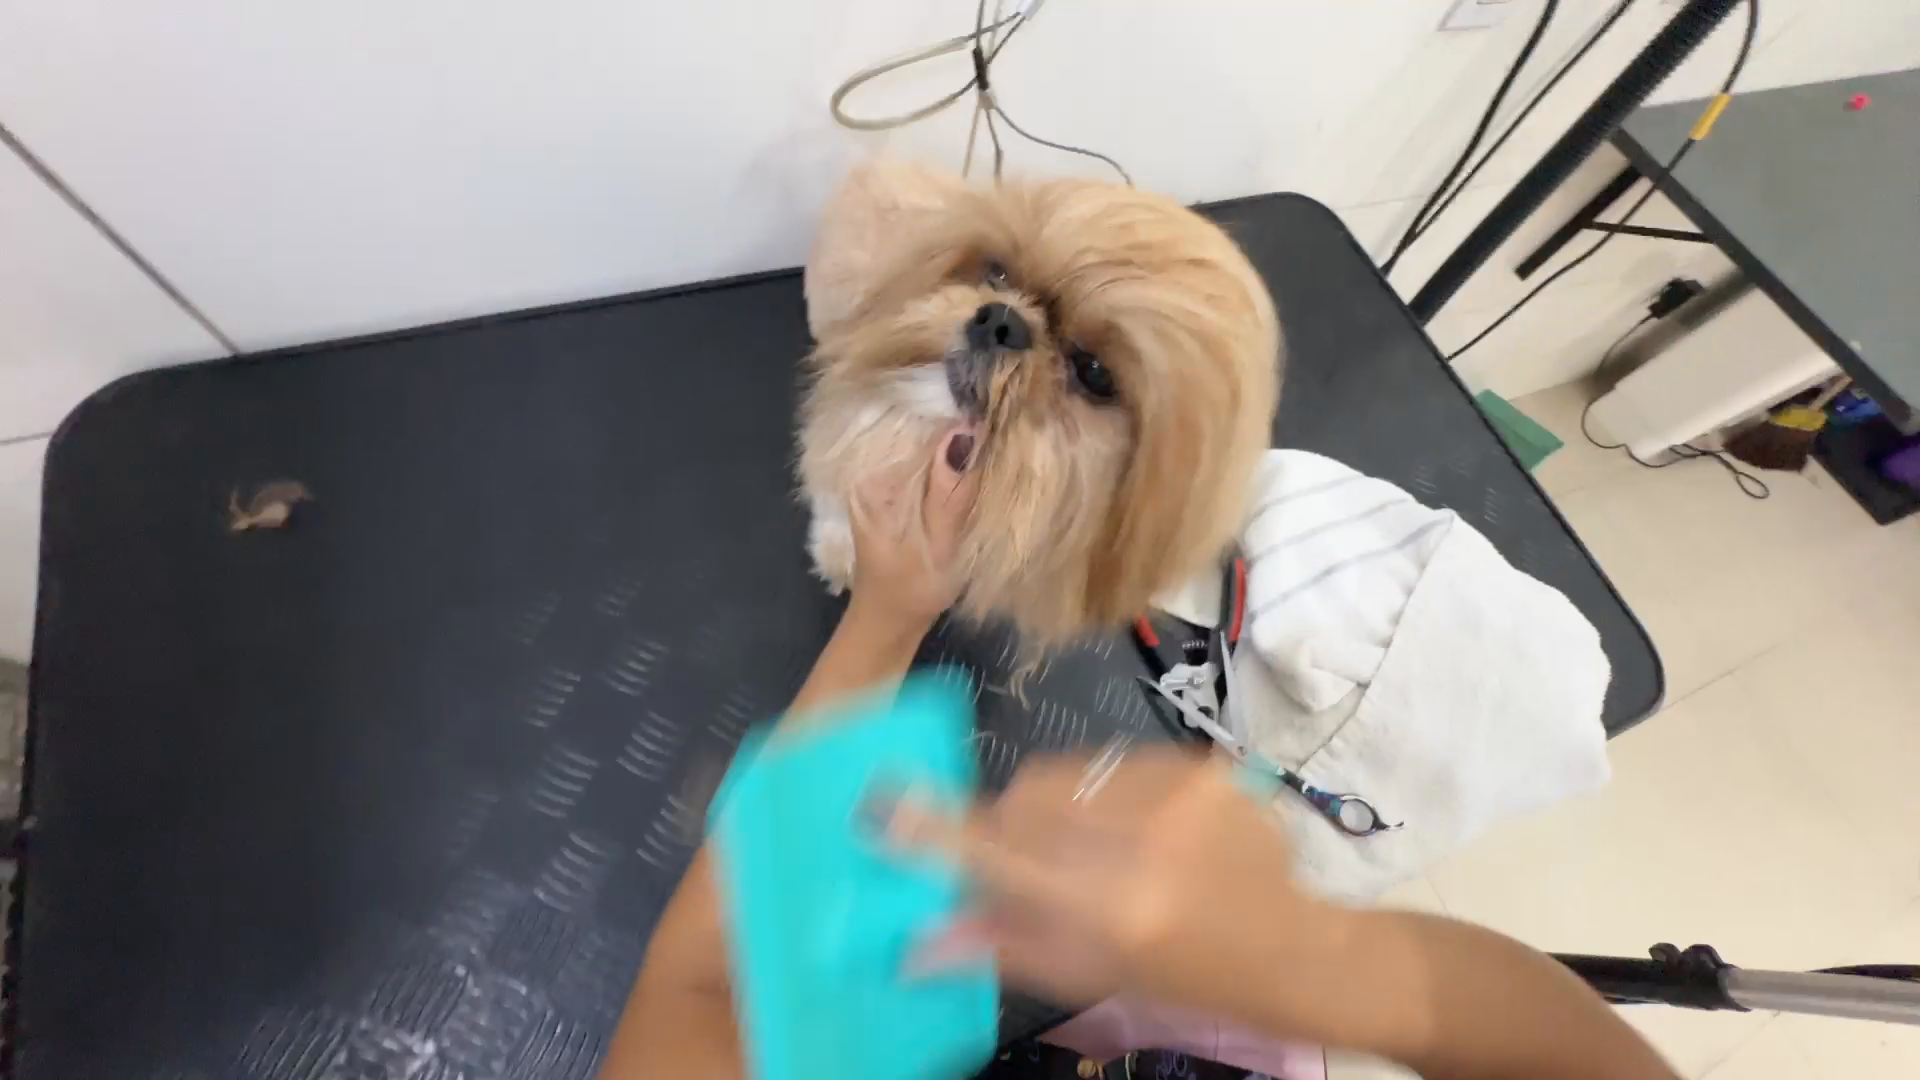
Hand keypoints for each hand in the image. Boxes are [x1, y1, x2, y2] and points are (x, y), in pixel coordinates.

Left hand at [845, 424, 980, 635]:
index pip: (917, 430)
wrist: (887, 624)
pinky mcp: (891, 492)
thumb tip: (966, 433)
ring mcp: (878, 481)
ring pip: (924, 448)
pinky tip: (971, 464)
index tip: (996, 417)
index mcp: (873, 482)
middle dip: (958, 432)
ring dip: (956, 447)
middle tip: (1002, 429)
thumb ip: (951, 493)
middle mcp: (869, 472)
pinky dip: (947, 464)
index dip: (957, 420)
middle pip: (919, 434)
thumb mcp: (940, 546)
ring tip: (993, 441)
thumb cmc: (912, 592)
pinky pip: (922, 464)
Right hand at [888, 749, 1335, 1016]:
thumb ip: (1004, 943)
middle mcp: (1142, 840)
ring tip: (1108, 844)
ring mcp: (1177, 789)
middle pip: (1028, 796)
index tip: (884, 805)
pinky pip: (1117, 762)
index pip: (1002, 856)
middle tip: (1028, 851)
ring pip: (1068, 774)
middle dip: (1009, 817)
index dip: (938, 830)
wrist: (1300, 948)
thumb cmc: (1191, 977)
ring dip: (1062, 804)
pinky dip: (1111, 791)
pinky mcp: (1200, 761)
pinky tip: (1149, 826)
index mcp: (1113, 908)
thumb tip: (918, 937)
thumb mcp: (1096, 975)